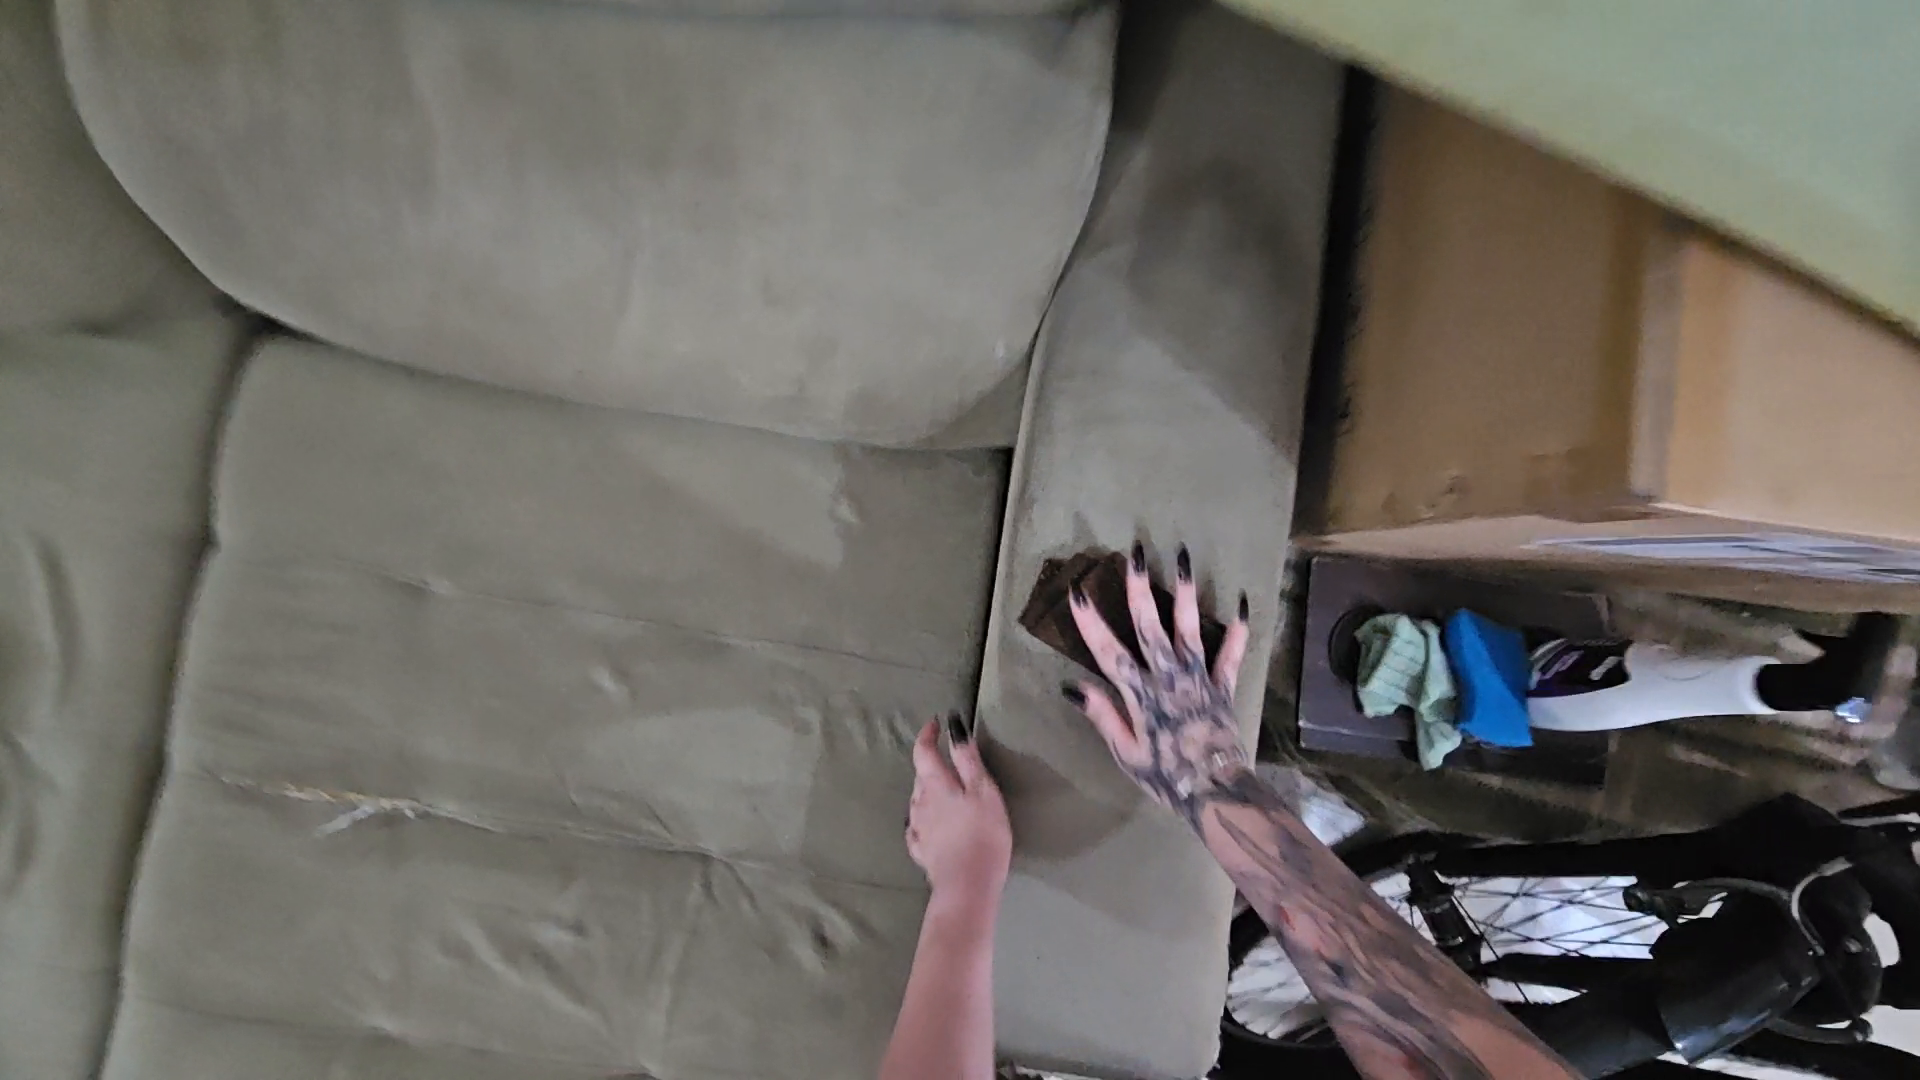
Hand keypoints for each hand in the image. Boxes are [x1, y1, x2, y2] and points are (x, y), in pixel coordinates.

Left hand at [907, 714, 1011, 909]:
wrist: (967, 886)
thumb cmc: (982, 833)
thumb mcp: (983, 789)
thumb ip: (967, 758)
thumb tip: (953, 726)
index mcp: (935, 784)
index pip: (923, 751)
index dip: (927, 735)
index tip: (935, 724)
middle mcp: (920, 803)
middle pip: (920, 776)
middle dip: (930, 763)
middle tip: (945, 759)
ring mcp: (918, 829)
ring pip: (918, 801)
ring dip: (927, 790)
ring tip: (942, 790)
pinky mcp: (921, 852)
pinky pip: (917, 828)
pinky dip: (922, 819)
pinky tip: (928, 825)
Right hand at [1061, 543, 1251, 824]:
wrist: (1217, 791)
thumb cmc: (1166, 776)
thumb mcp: (1127, 754)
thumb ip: (1104, 717)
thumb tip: (1075, 687)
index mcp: (1140, 696)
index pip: (1110, 653)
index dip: (1092, 624)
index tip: (1077, 594)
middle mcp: (1168, 678)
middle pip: (1151, 627)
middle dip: (1140, 589)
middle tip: (1135, 553)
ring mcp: (1198, 679)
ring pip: (1189, 630)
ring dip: (1185, 593)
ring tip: (1183, 558)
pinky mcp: (1223, 687)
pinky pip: (1231, 656)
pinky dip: (1237, 632)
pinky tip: (1241, 604)